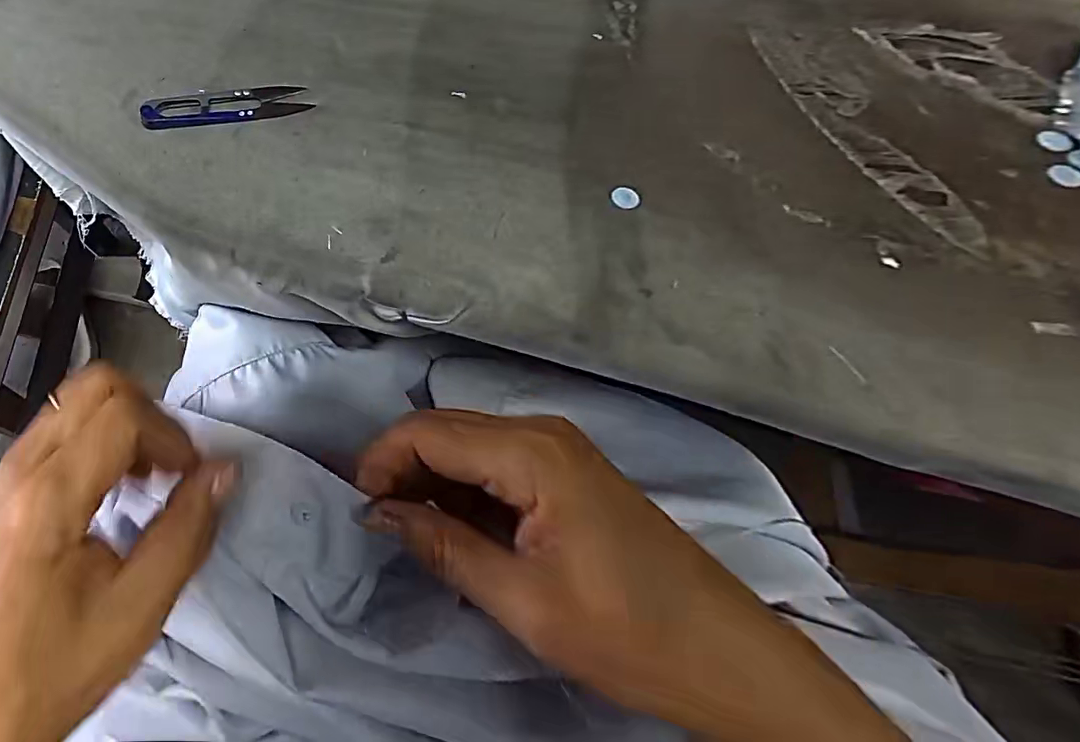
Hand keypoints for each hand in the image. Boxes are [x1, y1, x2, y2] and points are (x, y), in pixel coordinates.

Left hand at [0, 364, 235, 741]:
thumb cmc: (62, 661)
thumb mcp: (140, 606)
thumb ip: (188, 528)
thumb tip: (225, 468)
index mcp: (49, 497)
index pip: (123, 414)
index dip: (170, 437)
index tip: (190, 478)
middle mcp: (23, 467)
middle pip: (99, 384)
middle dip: (150, 413)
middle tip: (171, 464)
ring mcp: (14, 467)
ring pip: (83, 394)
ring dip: (131, 420)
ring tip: (150, 473)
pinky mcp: (15, 477)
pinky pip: (70, 418)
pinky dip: (108, 432)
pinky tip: (121, 480)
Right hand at [356, 411, 902, 741]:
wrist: (722, 651)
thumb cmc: (624, 631)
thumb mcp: (522, 600)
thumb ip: (444, 546)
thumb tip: (381, 513)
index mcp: (532, 451)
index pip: (430, 431)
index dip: (383, 460)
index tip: (357, 506)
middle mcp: (542, 430)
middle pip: (447, 428)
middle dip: (403, 466)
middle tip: (379, 521)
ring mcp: (559, 446)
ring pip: (470, 442)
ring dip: (433, 478)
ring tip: (413, 530)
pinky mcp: (568, 468)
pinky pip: (498, 460)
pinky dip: (467, 486)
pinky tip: (457, 525)